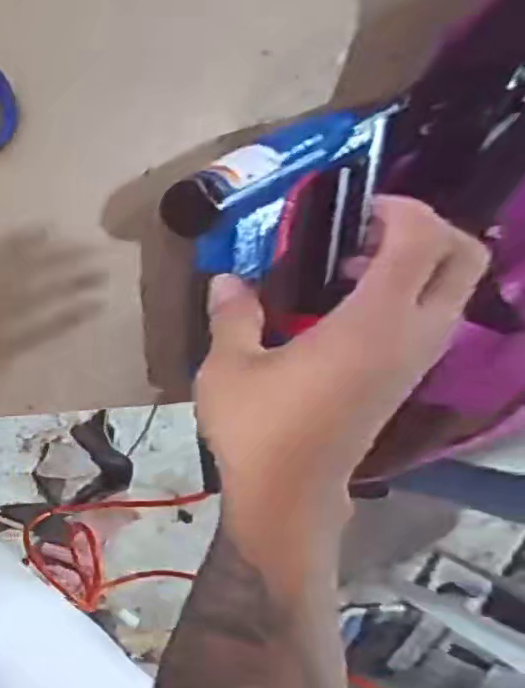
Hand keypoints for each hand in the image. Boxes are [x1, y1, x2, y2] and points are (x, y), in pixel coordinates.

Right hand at [196, 196, 488, 515]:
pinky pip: (432, 314)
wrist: (288, 482)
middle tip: (367, 232)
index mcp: (374, 321)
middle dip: (427, 231)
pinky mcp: (407, 373)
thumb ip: (233, 319)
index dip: (399, 212)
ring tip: (348, 272)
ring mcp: (418, 354)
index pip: (419, 242)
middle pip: (463, 256)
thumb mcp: (228, 368)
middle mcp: (415, 329)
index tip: (360, 205)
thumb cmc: (256, 423)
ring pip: (454, 286)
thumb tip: (224, 281)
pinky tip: (346, 312)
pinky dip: (406, 295)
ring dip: (417, 264)